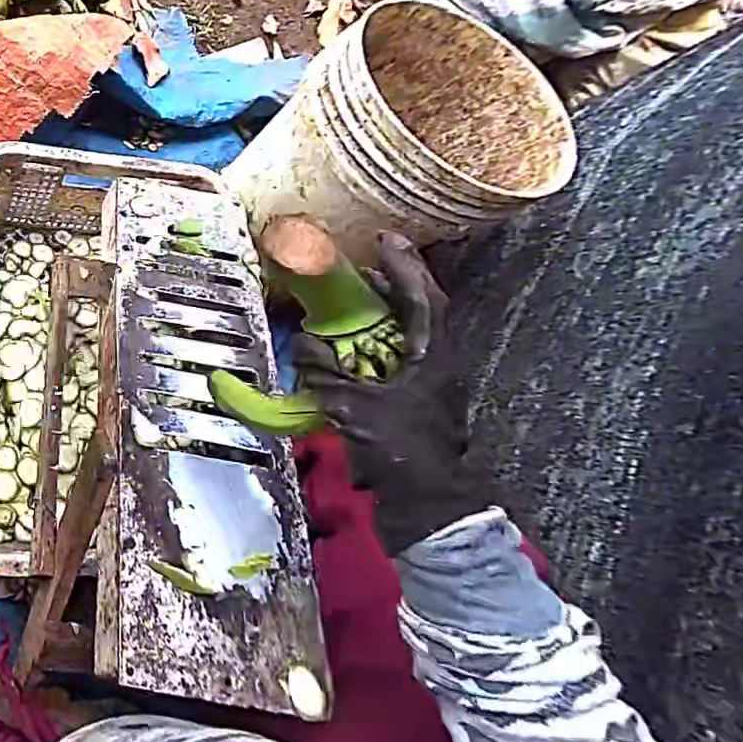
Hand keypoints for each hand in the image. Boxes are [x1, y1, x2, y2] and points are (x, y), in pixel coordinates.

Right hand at [294, 232, 487, 555]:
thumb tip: (304, 343)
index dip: (405, 265)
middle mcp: (438, 360)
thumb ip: (324, 372)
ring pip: (412, 327)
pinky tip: (354, 338)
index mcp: (433, 357)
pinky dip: (378, 333)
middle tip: (366, 261)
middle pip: (422, 306)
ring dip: (387, 305)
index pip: (424, 298)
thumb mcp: (353, 407)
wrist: (427, 503)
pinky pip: (398, 348)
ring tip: (358, 291)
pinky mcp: (418, 393)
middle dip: (396, 279)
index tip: (385, 238)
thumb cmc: (399, 452)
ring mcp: (431, 377)